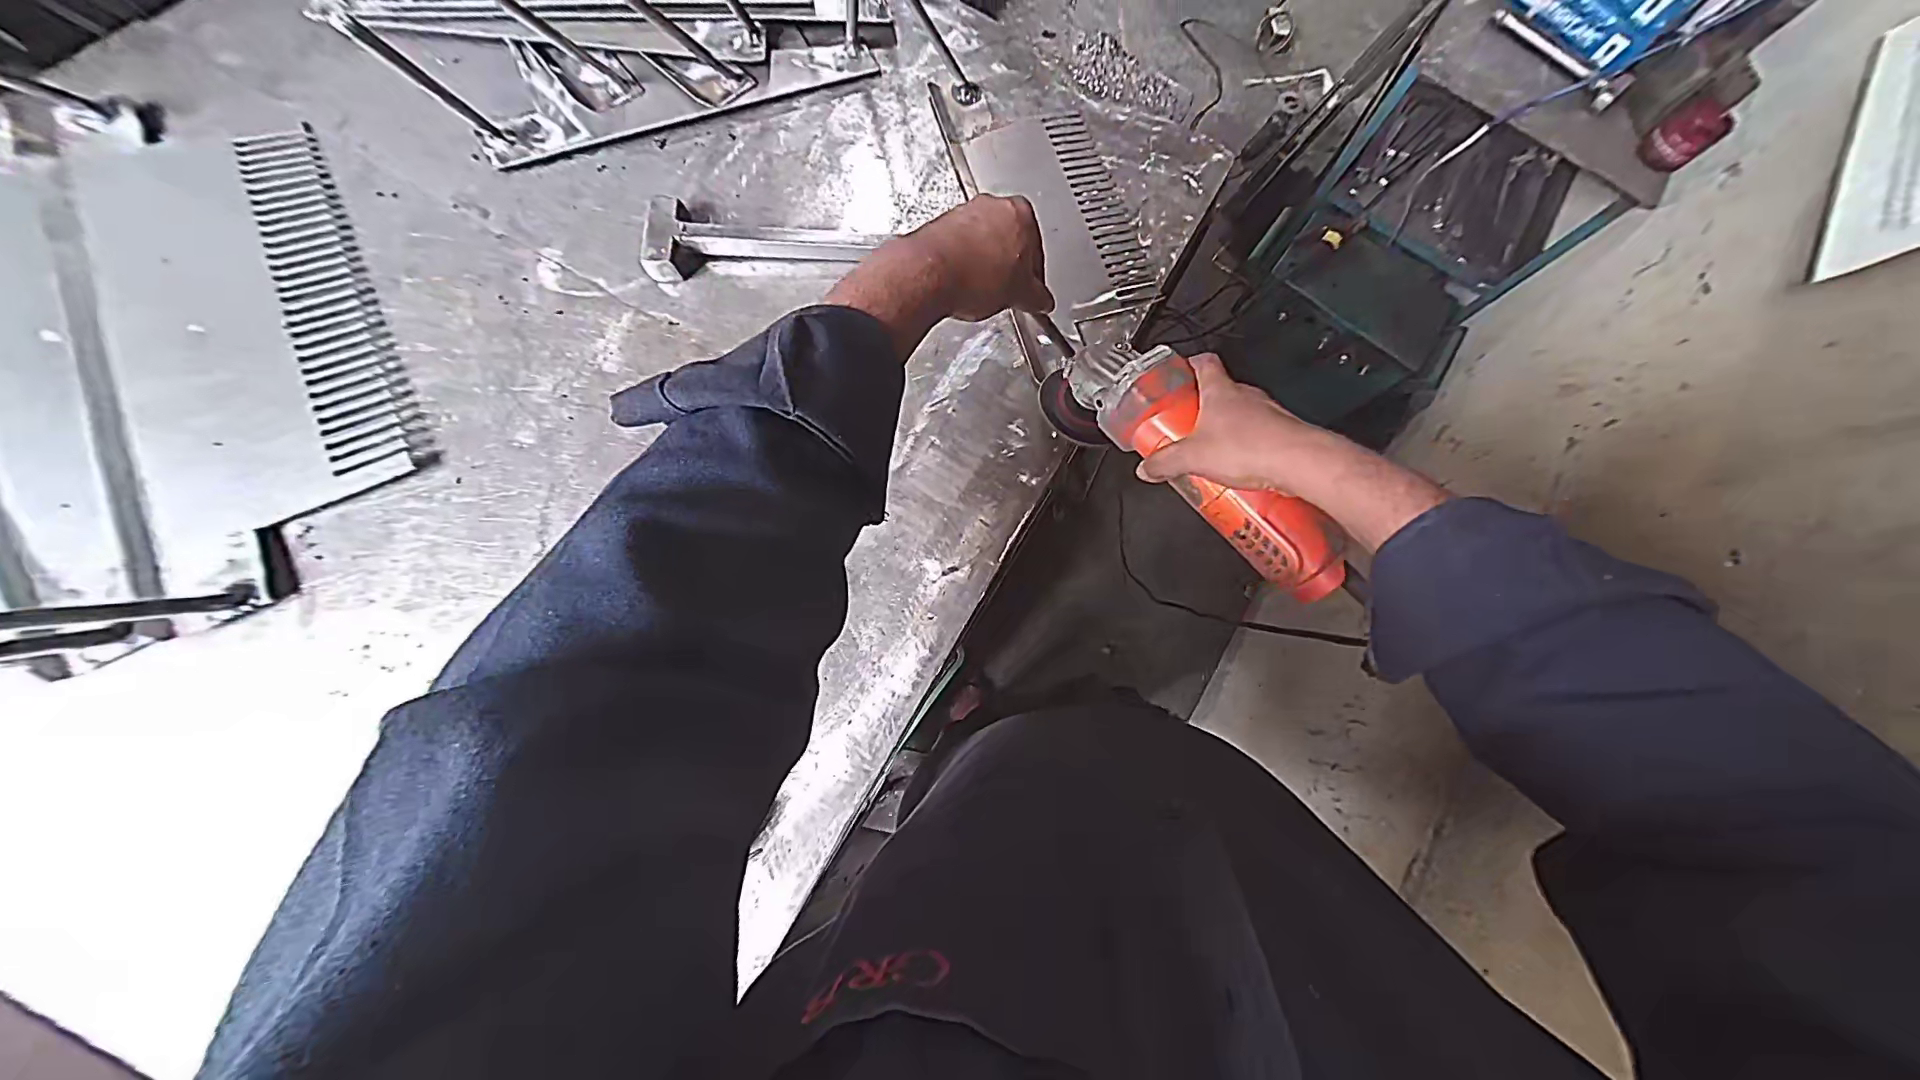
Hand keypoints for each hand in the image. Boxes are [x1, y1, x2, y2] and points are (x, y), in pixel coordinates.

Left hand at [904, 194, 1053, 319]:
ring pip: (983, 243)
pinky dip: (964, 264)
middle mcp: (992, 205)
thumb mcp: (1020, 294)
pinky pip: (960, 248)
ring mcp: (964, 214)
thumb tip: (1040, 300)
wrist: (930, 275)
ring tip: (981, 291)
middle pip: (1009, 242)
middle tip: (1007, 293)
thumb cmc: (974, 273)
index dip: (1033, 278)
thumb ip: (1036, 296)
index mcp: (1021, 212)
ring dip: (985, 266)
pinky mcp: (940, 227)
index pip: (1037, 250)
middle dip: (1009, 267)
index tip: (1030, 292)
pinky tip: (963, 284)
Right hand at [1134, 353, 1321, 490]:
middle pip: (1219, 391)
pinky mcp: (1281, 433)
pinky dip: (1243, 447)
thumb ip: (1164, 462)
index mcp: (1221, 390)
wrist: (1299, 462)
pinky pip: (1257, 435)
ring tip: (1208, 451)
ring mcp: (1267, 413)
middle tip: (1185, 423)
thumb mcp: (1191, 457)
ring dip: (1223, 428)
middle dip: (1201, 406)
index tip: (1179, 372)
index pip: (1204, 363)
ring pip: (1240, 414)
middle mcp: (1246, 396)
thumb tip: (1147, 467)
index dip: (1189, 364)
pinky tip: (1234, 467)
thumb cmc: (1253, 447)